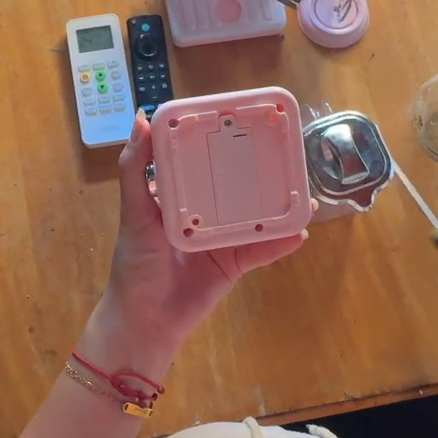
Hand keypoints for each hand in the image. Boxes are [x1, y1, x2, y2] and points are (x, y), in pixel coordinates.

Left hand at [81, 112, 307, 380]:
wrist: (145, 321)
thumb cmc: (136, 264)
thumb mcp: (134, 212)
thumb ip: (135, 168)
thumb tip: (142, 118)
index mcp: (178, 195)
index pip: (200, 160)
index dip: (218, 139)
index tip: (241, 116)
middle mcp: (203, 212)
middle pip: (235, 184)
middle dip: (256, 168)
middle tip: (283, 147)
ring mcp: (222, 238)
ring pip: (255, 215)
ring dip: (278, 202)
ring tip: (302, 185)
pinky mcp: (235, 264)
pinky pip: (263, 250)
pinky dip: (282, 241)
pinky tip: (301, 229)